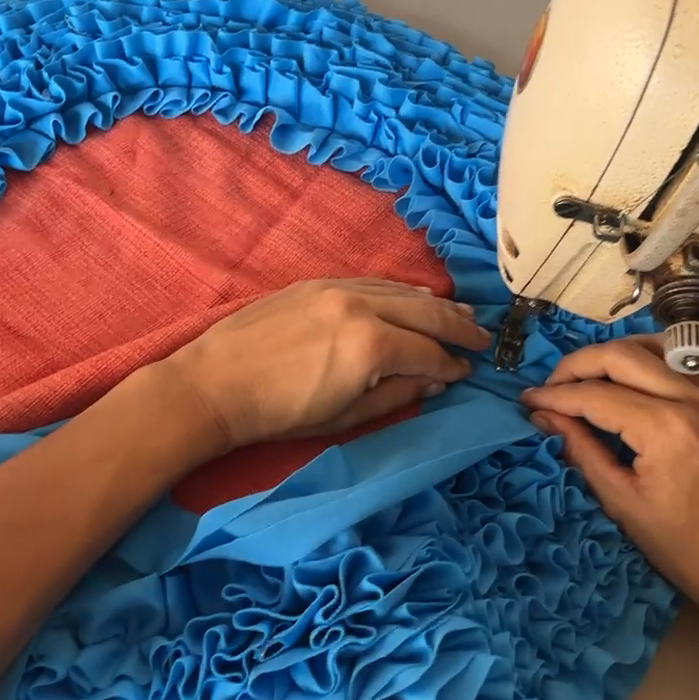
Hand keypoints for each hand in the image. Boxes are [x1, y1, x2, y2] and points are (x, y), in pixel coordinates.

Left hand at [158, 278, 490, 452]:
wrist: (216, 384)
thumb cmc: (280, 414)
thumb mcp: (345, 417)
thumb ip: (398, 394)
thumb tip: (435, 379)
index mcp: (372, 346)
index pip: (429, 353)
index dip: (452, 366)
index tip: (467, 373)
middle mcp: (362, 307)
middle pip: (425, 311)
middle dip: (458, 326)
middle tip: (482, 339)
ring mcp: (339, 288)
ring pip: (402, 290)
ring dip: (434, 302)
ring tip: (459, 313)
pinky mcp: (318, 282)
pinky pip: (373, 281)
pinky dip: (400, 290)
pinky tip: (413, 295)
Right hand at [519, 337, 698, 643]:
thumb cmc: (690, 554)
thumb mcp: (624, 505)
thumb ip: (581, 451)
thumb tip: (544, 417)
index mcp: (666, 430)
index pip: (595, 395)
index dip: (554, 396)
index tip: (527, 402)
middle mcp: (696, 401)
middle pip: (622, 356)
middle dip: (577, 366)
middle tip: (552, 387)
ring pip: (660, 347)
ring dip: (618, 353)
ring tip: (592, 376)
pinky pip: (694, 363)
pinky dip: (660, 360)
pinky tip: (641, 379)